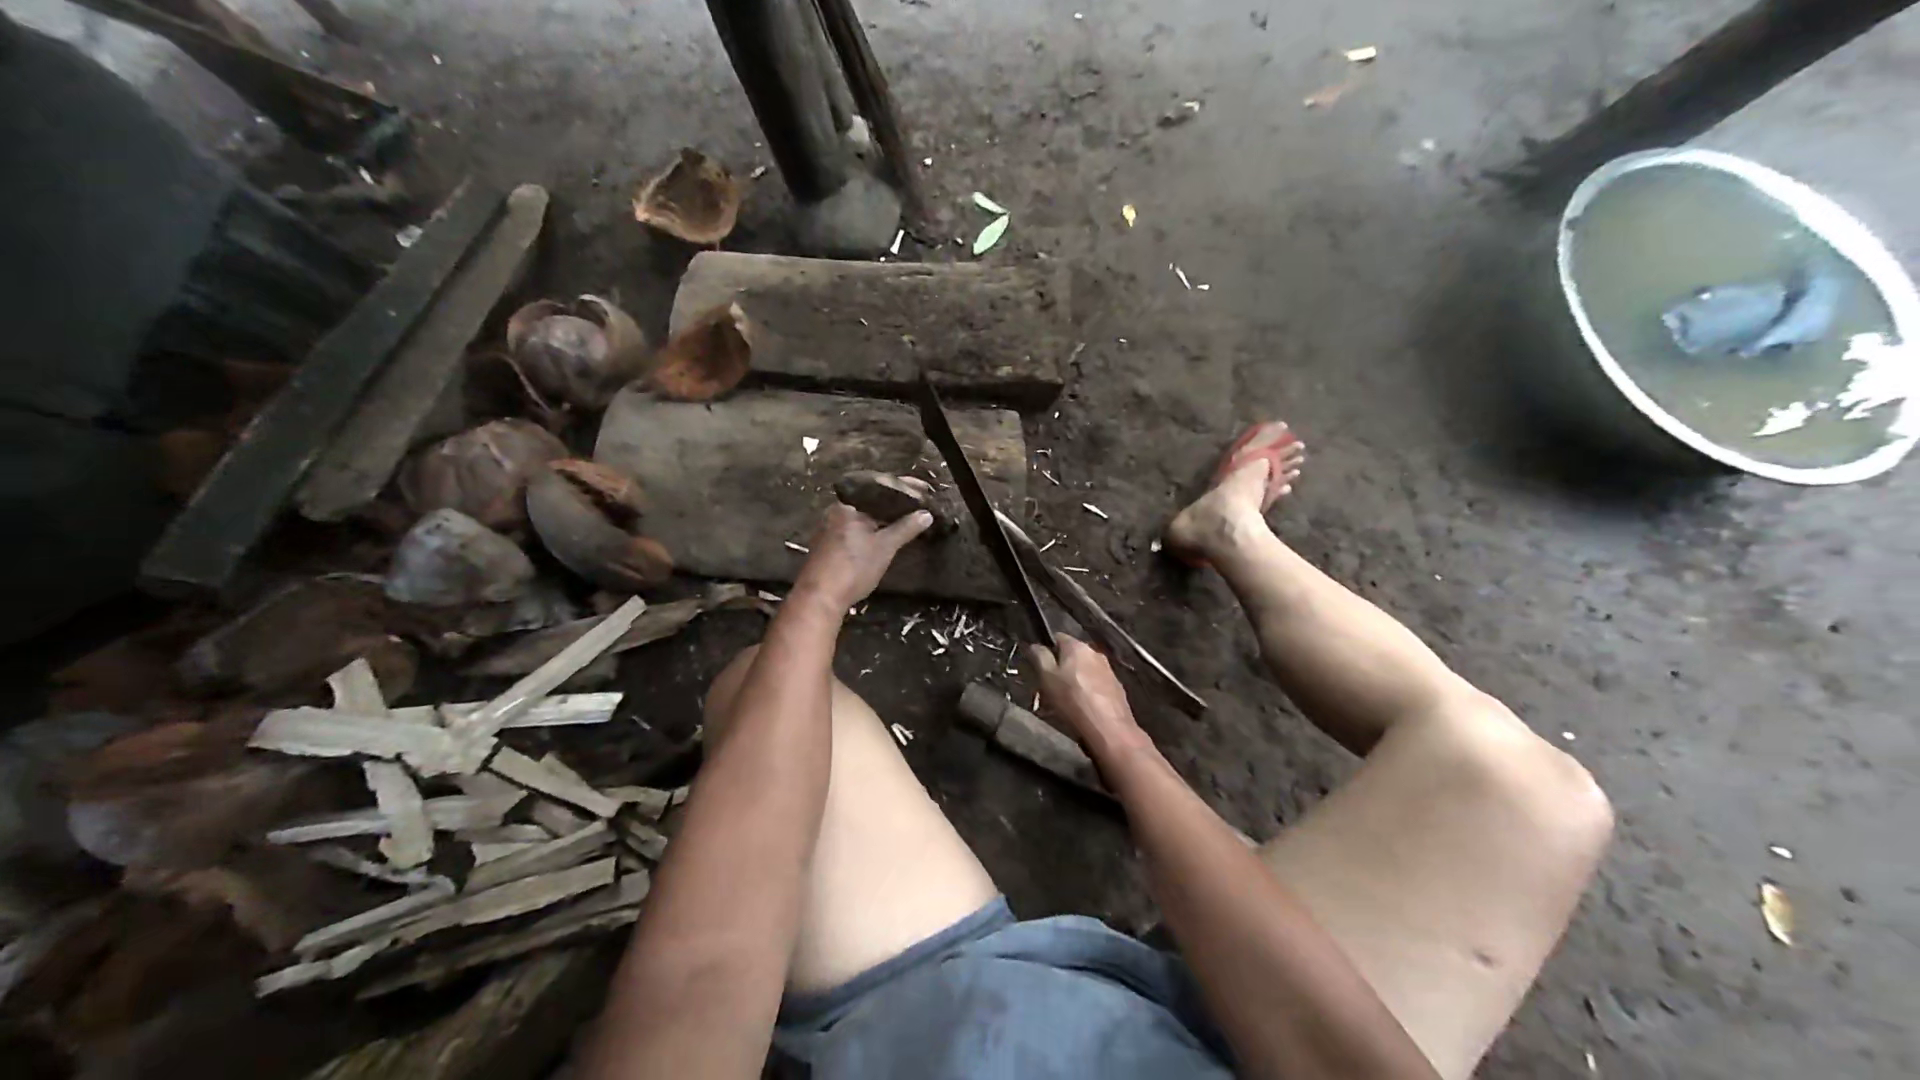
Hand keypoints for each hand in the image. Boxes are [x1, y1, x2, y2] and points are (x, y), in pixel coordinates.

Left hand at [793, 502, 933, 611]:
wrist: (820, 598)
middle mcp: (835, 513)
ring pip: (862, 520)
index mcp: (848, 506)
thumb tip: (926, 514)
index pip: (881, 491)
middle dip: (893, 507)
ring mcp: (828, 530)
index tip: (925, 491)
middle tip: (917, 508)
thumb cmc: (854, 567)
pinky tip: (883, 539)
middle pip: (871, 505)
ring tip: (905, 523)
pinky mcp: (826, 547)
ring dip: (881, 522)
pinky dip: (870, 534)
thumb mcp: (885, 547)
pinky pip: (854, 533)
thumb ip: (905, 528)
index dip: (905, 490)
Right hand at [1030, 635, 1146, 751]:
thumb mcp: (1046, 677)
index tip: (1038, 666)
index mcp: (1077, 646)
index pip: (1057, 637)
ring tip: (1066, 700)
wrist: (1109, 729)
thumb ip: (1039, 657)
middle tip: (1049, 686)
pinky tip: (1083, 707)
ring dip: (1075, 679)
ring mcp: (1109, 670)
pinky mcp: (1117, 688)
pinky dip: (1088, 691)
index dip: (1045, 650)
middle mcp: (1095, 652)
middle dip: (1061, 667)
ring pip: (1085, 669)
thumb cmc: (1072, 700)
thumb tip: (1035, 645)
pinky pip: (1096, 683)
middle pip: (1072, 654)